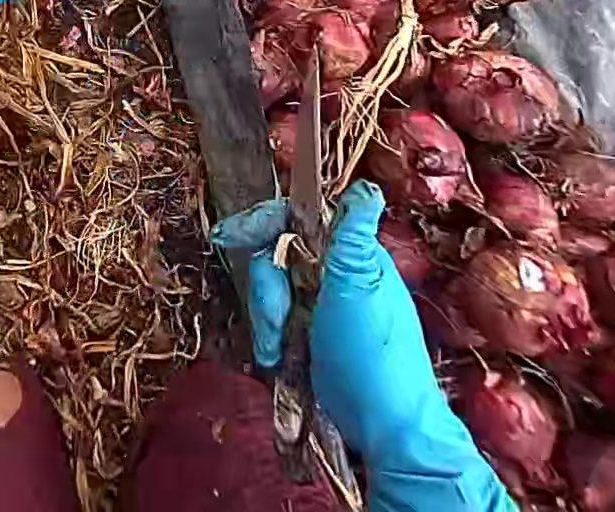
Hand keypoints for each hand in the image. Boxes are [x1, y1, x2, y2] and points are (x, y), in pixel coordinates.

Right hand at [212, 181, 512, 511]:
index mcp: (346, 250)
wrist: (385, 427)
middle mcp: (330, 269)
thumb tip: (368, 187)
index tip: (229, 235)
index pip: (293, 216)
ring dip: (267, 319)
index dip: (260, 221)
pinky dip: (270, 337)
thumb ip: (354, 232)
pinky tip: (281, 358)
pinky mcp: (306, 331)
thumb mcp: (360, 283)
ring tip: (282, 349)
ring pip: (269, 289)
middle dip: (267, 288)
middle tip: (279, 319)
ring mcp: (317, 301)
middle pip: (274, 254)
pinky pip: (272, 320)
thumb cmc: (374, 351)